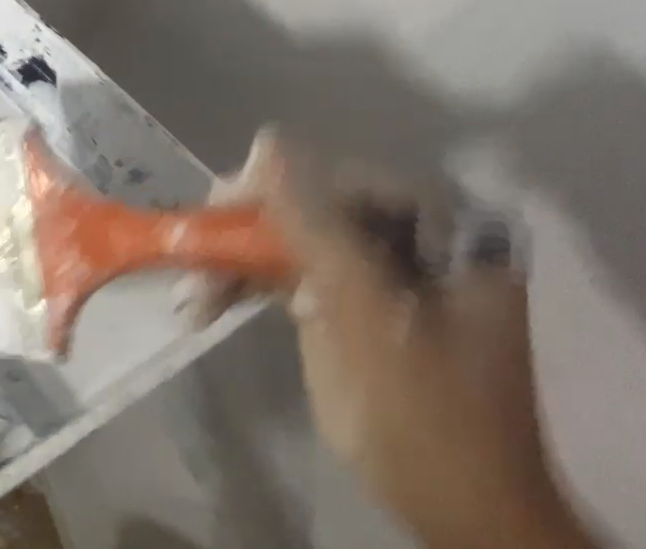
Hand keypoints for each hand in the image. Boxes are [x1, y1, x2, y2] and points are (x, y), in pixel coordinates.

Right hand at [184, 128, 595, 548]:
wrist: (455, 505)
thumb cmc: (423, 404)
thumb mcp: (366, 307)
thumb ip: (315, 221)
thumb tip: (266, 141)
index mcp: (450, 234)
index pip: (352, 181)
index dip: (284, 185)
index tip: (224, 203)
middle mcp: (414, 244)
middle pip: (313, 208)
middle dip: (249, 232)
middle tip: (196, 243)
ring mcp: (376, 276)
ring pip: (289, 241)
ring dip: (235, 263)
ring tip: (190, 294)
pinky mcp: (344, 306)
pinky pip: (283, 276)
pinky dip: (242, 287)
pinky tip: (200, 307)